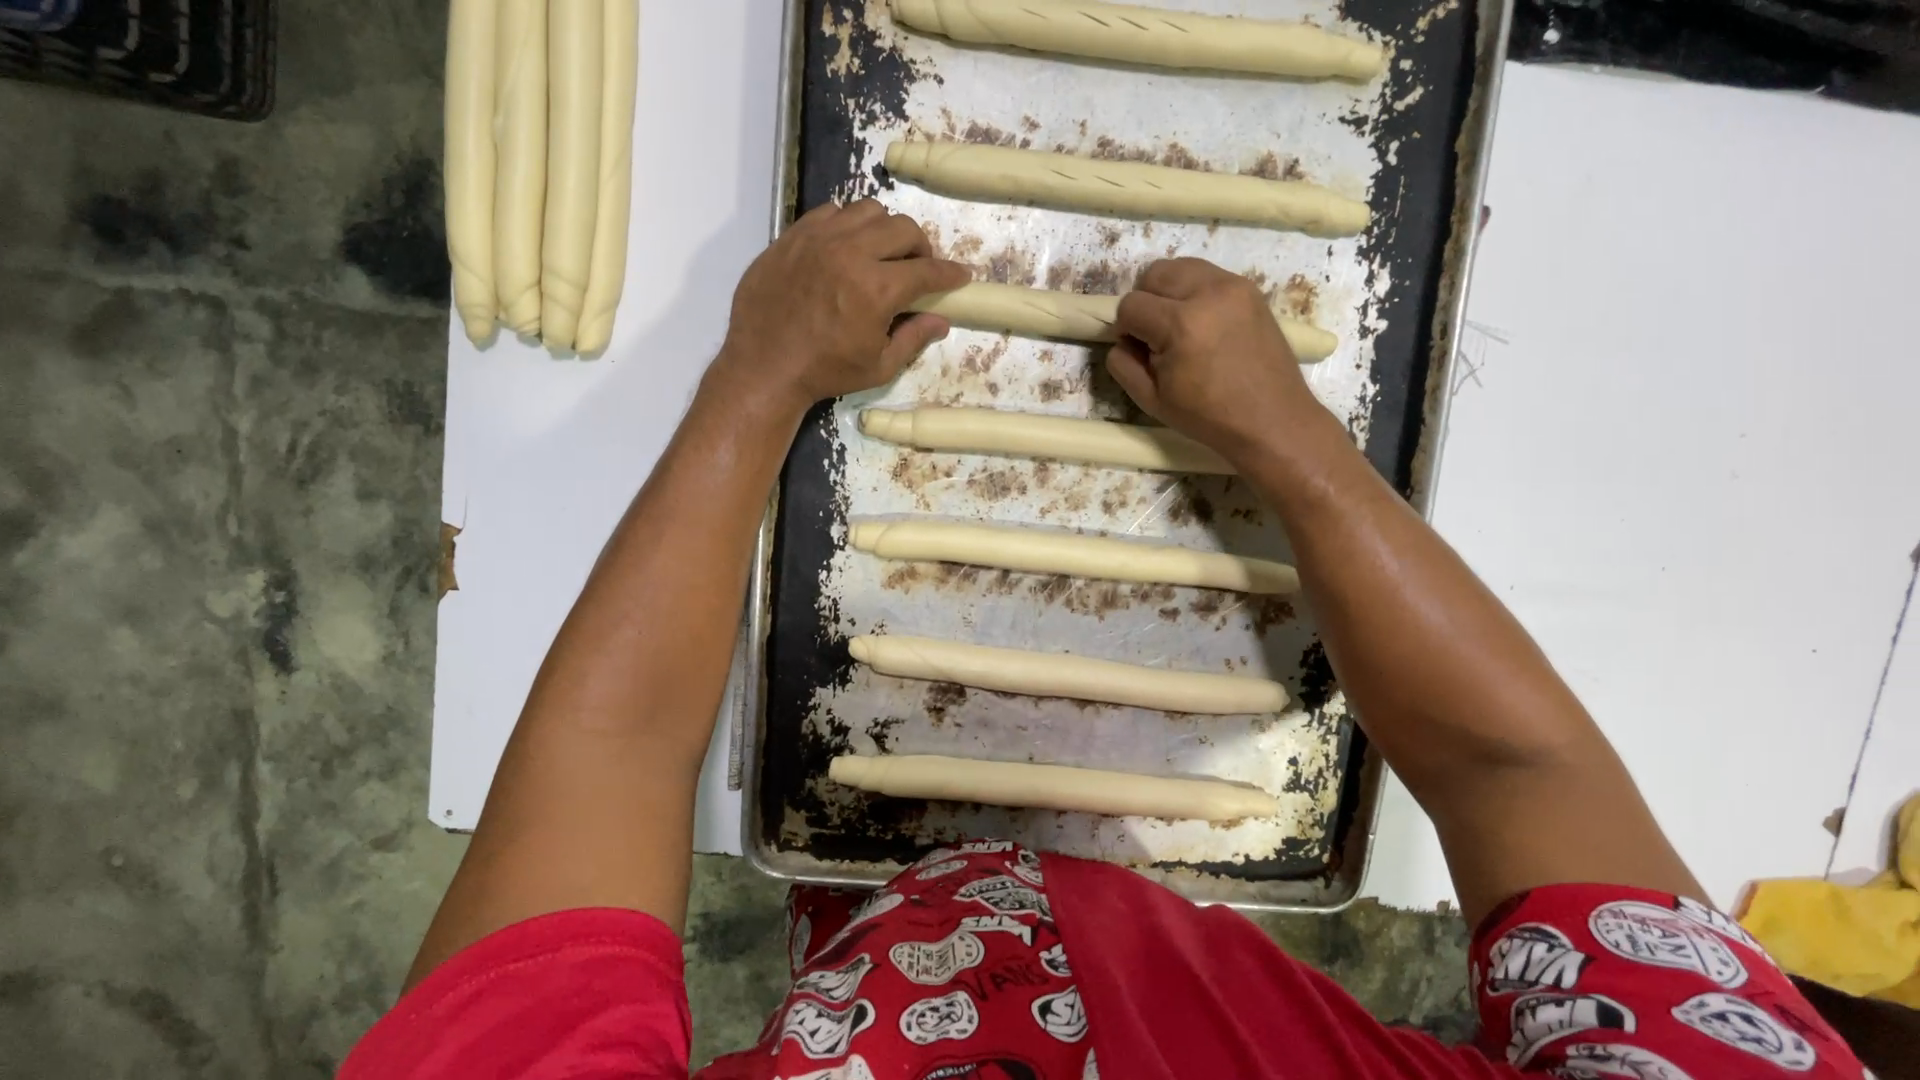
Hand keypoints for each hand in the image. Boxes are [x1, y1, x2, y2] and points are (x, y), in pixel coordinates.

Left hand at [713, 200, 969, 412]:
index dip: (949, 273)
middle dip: (920, 247)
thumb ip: (913, 338)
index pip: (927, 270)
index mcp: (876, 289)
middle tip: (917, 267)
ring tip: (881, 252)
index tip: (961, 275)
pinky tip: (845, 247)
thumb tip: (941, 321)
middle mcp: (850, 253)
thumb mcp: (878, 366)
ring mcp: (818, 240)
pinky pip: (831, 212)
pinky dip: (847, 224)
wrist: (764, 367)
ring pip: (868, 210)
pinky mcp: (793, 236)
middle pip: (903, 228)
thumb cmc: (825, 373)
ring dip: (884, 229)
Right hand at [1108, 258, 1329, 460]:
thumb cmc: (1208, 416)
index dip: (1125, 328)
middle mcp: (1207, 293)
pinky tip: (1202, 322)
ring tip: (1178, 324)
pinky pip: (1208, 275)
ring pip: (1181, 267)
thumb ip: (1123, 364)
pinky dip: (1195, 291)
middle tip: (1155, 334)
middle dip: (1145, 302)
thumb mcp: (1151, 399)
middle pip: (1153, 274)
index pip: (1130, 305)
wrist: (1271, 419)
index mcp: (1180, 324)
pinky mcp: (1249, 290)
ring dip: (1169, 291)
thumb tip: (1121, 340)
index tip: (1137, 350)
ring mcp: (1233, 287)